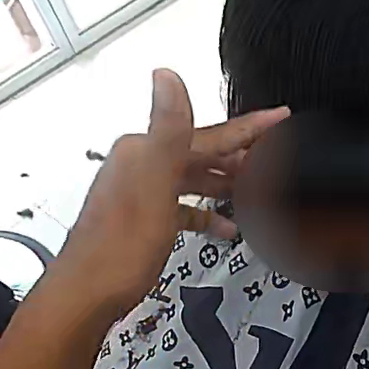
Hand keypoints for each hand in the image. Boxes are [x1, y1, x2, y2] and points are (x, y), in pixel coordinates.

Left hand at [35, 69, 286, 320]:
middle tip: (277, 157)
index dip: (248, 128)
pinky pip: (184, 208)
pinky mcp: (145, 220)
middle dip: (241, 156)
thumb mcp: (152, 185)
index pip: (207, 134)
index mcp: (145, 152)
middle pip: (202, 155)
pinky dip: (206, 213)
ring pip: (194, 180)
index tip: (280, 117)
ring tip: (259, 188)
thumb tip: (166, 75)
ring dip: (227, 183)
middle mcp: (142, 165)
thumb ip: (167, 131)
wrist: (89, 293)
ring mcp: (143, 193)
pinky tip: (225, 226)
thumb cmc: (121, 248)